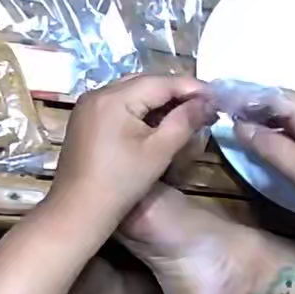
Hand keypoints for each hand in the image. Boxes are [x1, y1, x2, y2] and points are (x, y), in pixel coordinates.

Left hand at [46, 75, 213, 231]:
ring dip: (159, 99)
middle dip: (176, 91)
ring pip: (132, 91)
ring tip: (186, 111)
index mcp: (114, 98)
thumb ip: (185, 121)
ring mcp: (88, 106)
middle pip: (146, 82)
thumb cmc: (121, 182)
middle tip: (205, 103)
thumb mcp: (159, 151)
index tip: (217, 96)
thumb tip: (207, 102)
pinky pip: (119, 103)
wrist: (78, 211)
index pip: (161, 82)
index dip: (192, 87)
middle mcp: (98, 93)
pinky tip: (157, 121)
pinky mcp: (85, 119)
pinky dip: (141, 108)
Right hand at [232, 89, 294, 228]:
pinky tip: (268, 148)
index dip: (250, 95)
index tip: (222, 99)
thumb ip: (268, 145)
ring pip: (292, 122)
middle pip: (285, 106)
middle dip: (256, 108)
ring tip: (240, 130)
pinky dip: (280, 138)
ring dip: (267, 124)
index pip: (277, 94)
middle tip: (226, 114)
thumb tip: (239, 125)